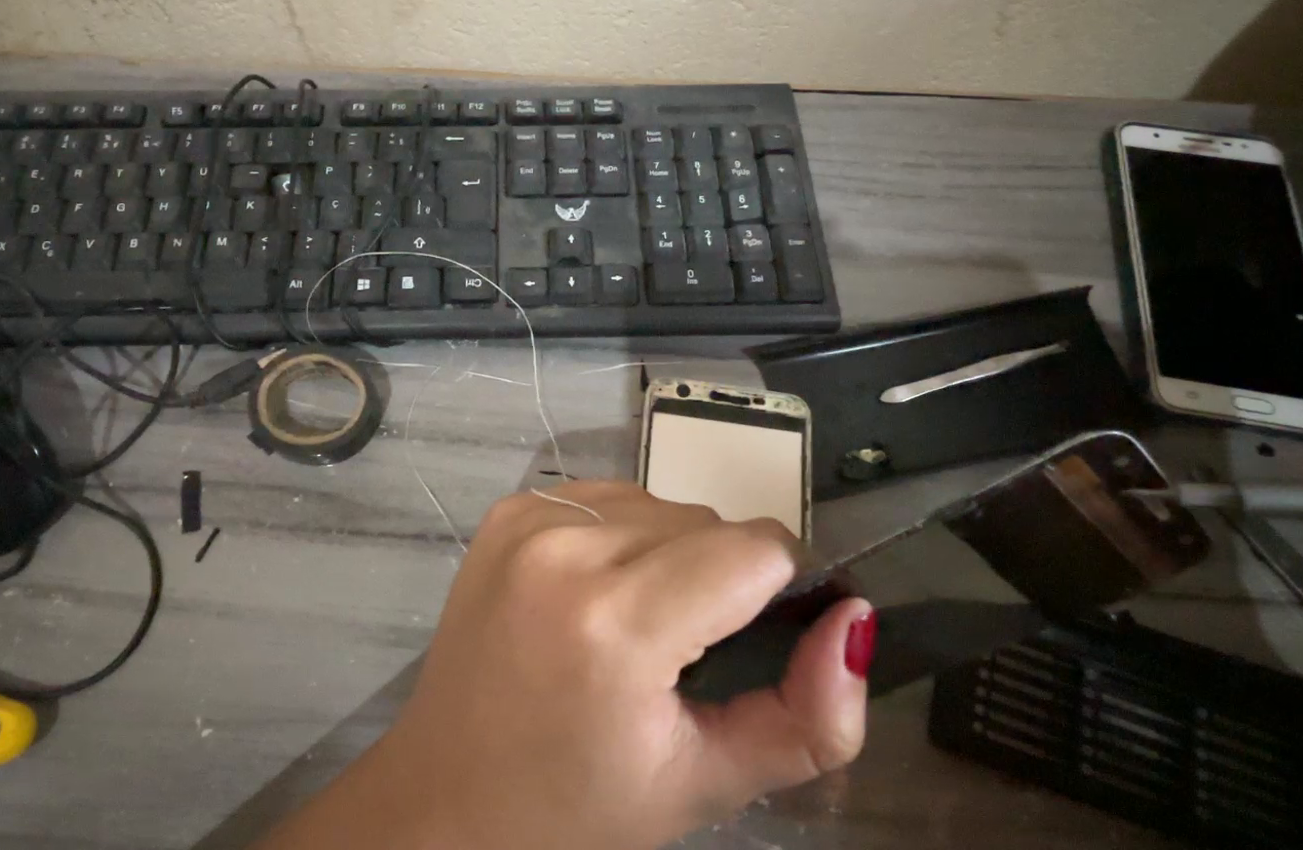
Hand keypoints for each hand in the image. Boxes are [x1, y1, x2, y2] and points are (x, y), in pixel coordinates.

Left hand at [254, 480, 873, 849]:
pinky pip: (610, 496)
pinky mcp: (510, 510)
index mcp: (616, 622)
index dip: (783, 588)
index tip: (765, 638)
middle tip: (691, 650)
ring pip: (663, 503)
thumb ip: (811, 718)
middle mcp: (567, 548)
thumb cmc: (577, 804)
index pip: (755, 549)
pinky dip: (626, 535)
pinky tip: (601, 592)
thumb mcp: (708, 782)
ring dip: (676, 552)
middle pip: (709, 522)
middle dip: (725, 578)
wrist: (447, 797)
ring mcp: (530, 519)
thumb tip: (855, 621)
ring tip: (642, 623)